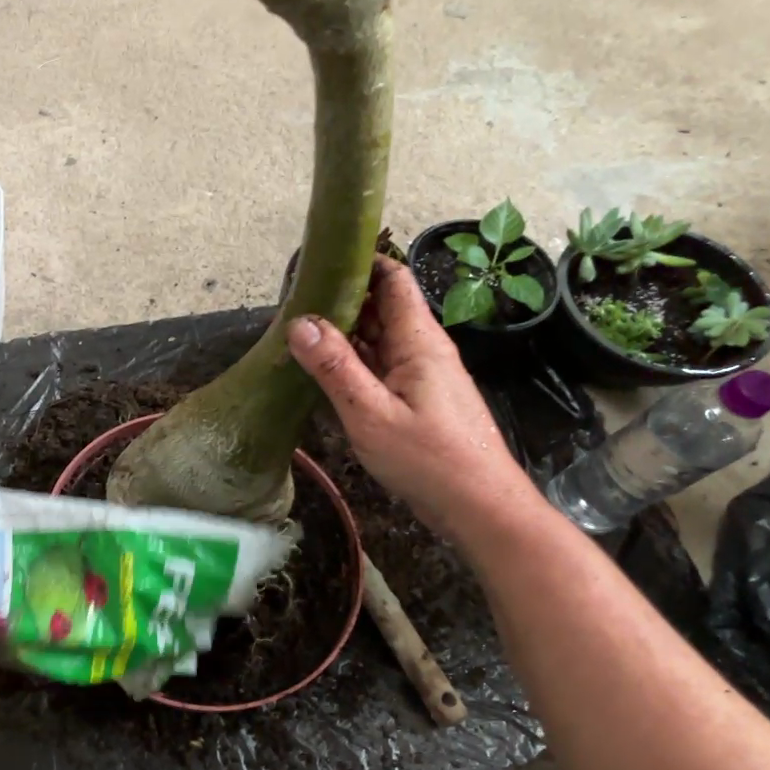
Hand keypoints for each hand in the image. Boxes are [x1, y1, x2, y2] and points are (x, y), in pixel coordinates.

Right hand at [286, 256, 541, 542]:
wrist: (479, 507)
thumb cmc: (428, 459)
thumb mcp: (370, 413)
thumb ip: (334, 367)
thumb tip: (299, 322)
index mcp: (418, 341)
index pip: (392, 280)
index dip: (360, 262)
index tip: (317, 262)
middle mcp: (423, 350)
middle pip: (381, 308)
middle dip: (340, 299)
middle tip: (290, 302)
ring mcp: (421, 375)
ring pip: (378, 339)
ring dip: (343, 333)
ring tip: (296, 333)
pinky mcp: (417, 400)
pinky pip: (380, 367)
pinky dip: (351, 363)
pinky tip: (322, 374)